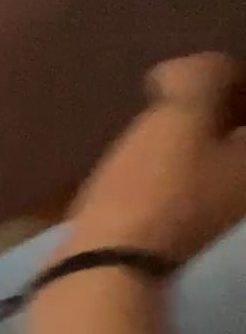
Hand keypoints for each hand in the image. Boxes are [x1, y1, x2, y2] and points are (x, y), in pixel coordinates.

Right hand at [61, 53, 245, 263]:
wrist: (102, 267)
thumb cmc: (148, 193)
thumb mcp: (174, 123)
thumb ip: (194, 80)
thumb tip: (185, 67)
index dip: (236, 86)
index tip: (213, 75)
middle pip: (239, 135)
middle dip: (223, 114)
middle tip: (193, 93)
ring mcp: (212, 211)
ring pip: (215, 160)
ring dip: (195, 140)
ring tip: (161, 124)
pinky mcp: (170, 228)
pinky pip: (182, 183)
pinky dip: (168, 167)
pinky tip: (137, 163)